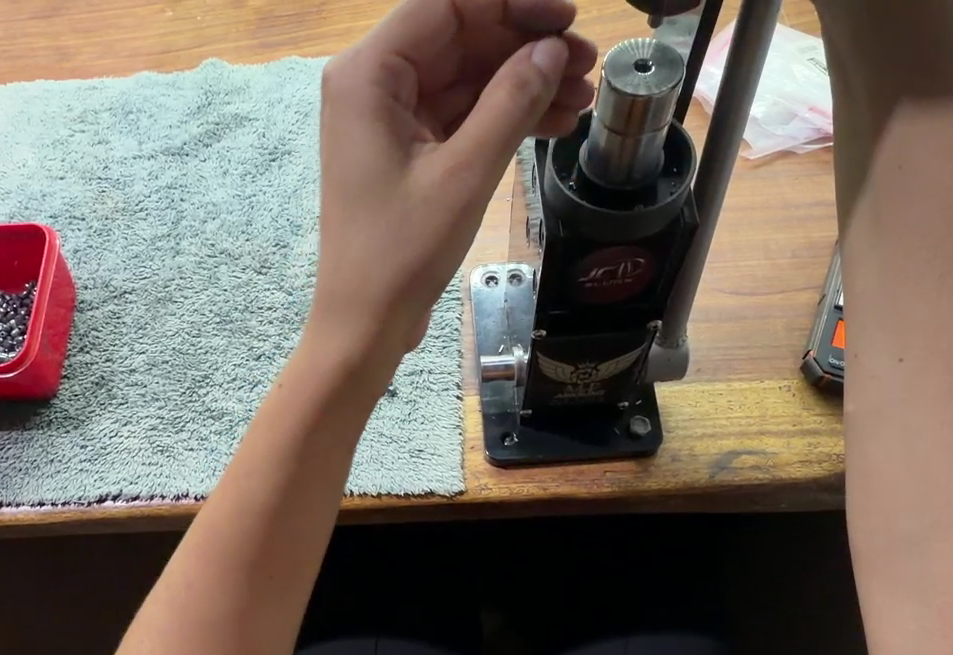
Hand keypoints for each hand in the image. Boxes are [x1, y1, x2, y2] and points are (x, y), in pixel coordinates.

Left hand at [306, 0, 596, 367]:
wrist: (364, 324)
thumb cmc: (401, 254)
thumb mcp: (465, 174)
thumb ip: (511, 103)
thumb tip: (553, 51)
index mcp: (369, 75)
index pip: (447, 4)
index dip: (512, 3)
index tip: (568, 18)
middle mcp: (373, 86)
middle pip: (459, 38)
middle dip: (524, 48)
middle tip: (587, 66)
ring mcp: (388, 123)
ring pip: (465, 81)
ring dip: (521, 86)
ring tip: (580, 100)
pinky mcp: (405, 155)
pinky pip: (459, 119)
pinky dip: (501, 120)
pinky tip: (552, 124)